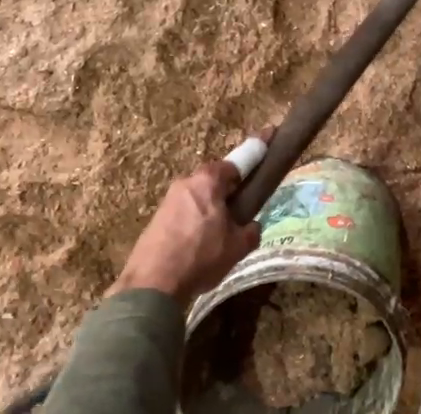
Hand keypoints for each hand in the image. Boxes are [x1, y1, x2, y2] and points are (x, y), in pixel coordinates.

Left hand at [110, 160, 260, 303]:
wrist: (151, 287)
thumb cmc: (200, 257)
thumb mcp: (238, 246)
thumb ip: (251, 230)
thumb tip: (251, 226)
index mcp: (209, 180)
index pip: (241, 158)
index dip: (258, 146)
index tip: (270, 132)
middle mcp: (187, 182)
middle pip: (215, 178)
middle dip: (230, 188)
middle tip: (242, 206)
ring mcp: (168, 201)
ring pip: (199, 197)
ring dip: (211, 207)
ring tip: (219, 234)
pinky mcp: (156, 220)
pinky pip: (184, 213)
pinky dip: (195, 222)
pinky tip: (198, 245)